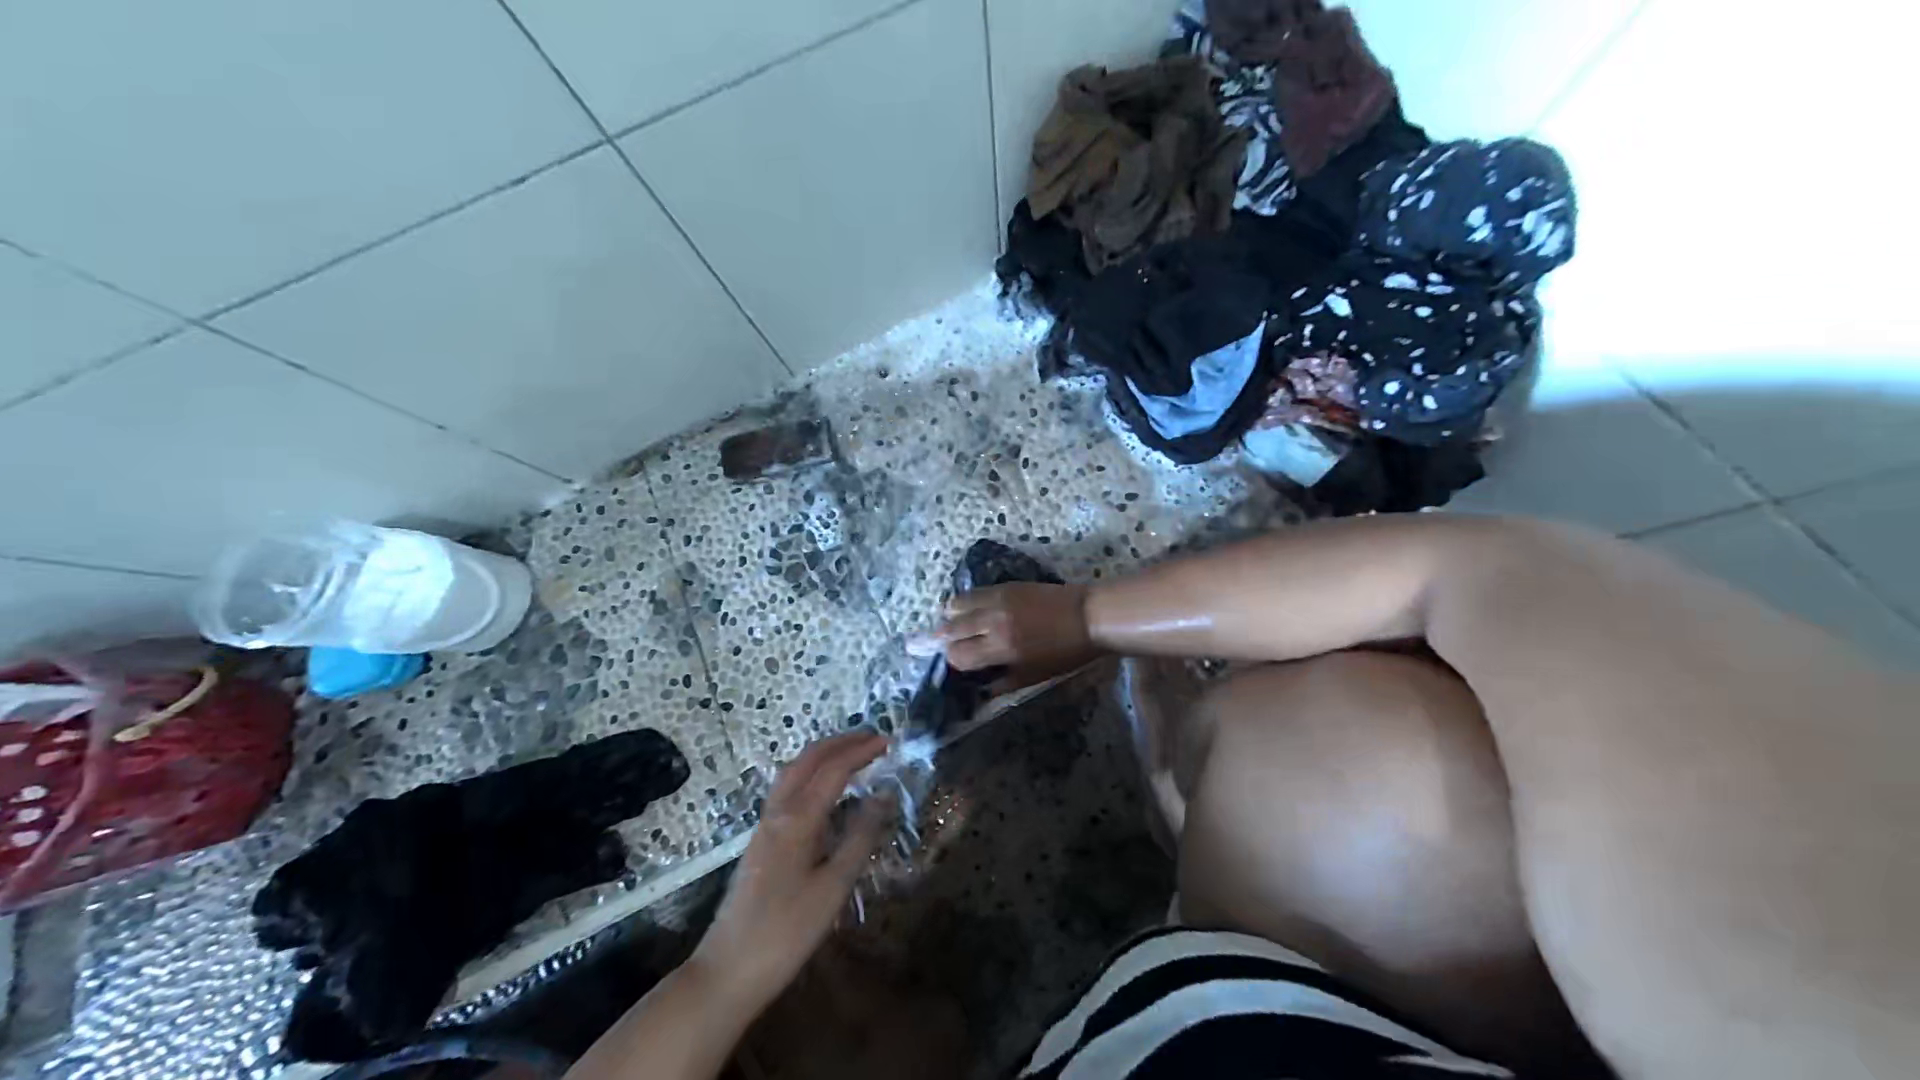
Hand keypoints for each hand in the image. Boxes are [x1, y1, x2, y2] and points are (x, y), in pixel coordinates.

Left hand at [689, 733, 894, 1012]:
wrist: (728, 970)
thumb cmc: (786, 931)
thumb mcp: (833, 888)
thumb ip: (859, 838)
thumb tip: (883, 796)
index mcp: (797, 819)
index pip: (833, 770)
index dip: (861, 752)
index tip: (889, 742)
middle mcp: (777, 812)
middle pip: (807, 760)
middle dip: (840, 742)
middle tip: (872, 738)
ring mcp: (765, 825)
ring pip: (793, 772)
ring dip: (822, 754)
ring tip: (852, 753)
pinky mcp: (761, 840)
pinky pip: (787, 789)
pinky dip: (810, 773)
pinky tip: (825, 790)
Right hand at [928, 582, 1098, 691]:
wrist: (1089, 615)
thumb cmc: (1066, 652)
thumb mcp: (1034, 676)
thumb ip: (1002, 683)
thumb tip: (979, 688)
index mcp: (1001, 647)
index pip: (957, 655)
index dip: (954, 661)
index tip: (960, 664)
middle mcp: (992, 621)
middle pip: (950, 629)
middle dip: (945, 639)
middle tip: (945, 644)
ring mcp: (997, 599)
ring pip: (955, 605)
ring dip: (951, 618)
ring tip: (956, 625)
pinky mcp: (1005, 585)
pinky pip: (973, 593)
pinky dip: (965, 603)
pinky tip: (971, 611)